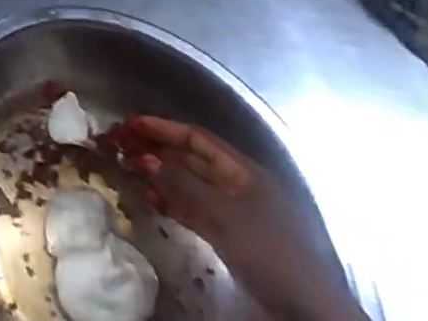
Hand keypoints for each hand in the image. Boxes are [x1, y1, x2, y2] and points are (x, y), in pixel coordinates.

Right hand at [127, 116, 365, 320]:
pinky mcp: (229, 235)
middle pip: (190, 158)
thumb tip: (142, 156)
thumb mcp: (221, 212)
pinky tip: (150, 200)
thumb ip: (180, 181)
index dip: (162, 127)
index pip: (196, 138)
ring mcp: (234, 211)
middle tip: (120, 145)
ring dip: (159, 175)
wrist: (307, 310)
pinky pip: (193, 208)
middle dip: (155, 149)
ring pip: (189, 183)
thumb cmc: (268, 250)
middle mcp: (237, 185)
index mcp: (243, 171)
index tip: (129, 124)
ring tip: (128, 170)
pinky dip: (171, 201)